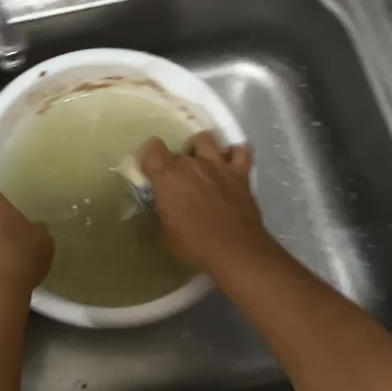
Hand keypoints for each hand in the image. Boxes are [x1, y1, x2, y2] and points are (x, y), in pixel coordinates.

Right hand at [139, 132, 284, 275]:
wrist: (235, 251)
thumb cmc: (195, 245)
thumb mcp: (165, 234)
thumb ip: (161, 212)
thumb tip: (163, 208)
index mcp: (168, 177)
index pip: (151, 148)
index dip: (149, 158)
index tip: (152, 172)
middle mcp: (193, 164)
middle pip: (178, 151)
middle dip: (176, 165)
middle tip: (180, 185)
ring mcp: (219, 165)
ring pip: (206, 139)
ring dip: (202, 149)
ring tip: (203, 165)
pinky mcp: (241, 173)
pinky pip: (241, 151)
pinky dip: (235, 154)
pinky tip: (232, 165)